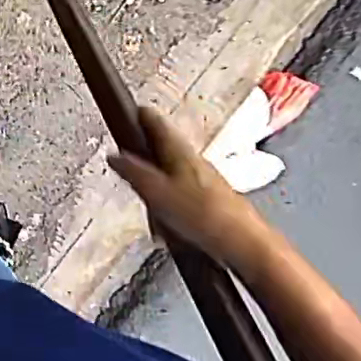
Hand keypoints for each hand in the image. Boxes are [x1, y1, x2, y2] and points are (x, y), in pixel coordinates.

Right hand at [107, 105, 288, 272]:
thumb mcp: (156, 192)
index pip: (153, 120)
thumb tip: (114, 156)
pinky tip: (170, 230)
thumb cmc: (205, 215)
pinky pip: (180, 200)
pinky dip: (170, 211)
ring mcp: (203, 180)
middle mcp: (193, 160)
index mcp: (178, 150)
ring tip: (154, 217)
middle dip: (141, 167)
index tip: (126, 114)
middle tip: (129, 179)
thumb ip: (132, 172)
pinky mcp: (211, 201)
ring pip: (168, 179)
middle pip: (158, 151)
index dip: (137, 116)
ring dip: (156, 195)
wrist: (246, 246)